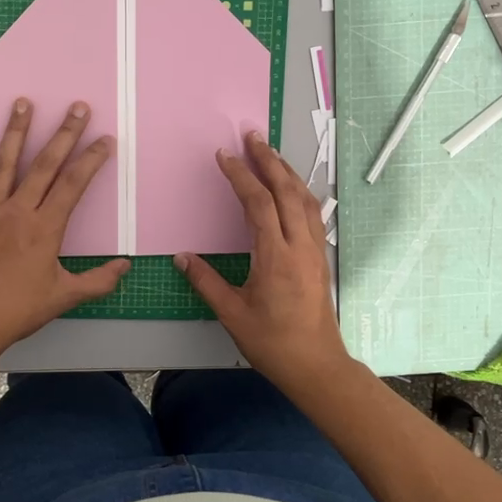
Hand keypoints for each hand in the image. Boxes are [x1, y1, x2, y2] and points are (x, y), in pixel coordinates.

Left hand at [0, 99, 130, 360]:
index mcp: (45, 228)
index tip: (105, 140)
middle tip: (77, 107)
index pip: (74, 184)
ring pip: (7, 162)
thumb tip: (125, 267)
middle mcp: (19, 211)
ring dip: (16, 130)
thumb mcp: (64, 297)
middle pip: (45, 164)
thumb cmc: (18, 310)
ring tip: (24, 103)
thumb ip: (98, 281)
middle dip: (64, 133)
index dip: (92, 159)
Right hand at [175, 131, 349, 386]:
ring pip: (304, 199)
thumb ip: (206, 281)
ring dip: (287, 172)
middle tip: (253, 136)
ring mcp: (314, 250)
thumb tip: (182, 257)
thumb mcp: (231, 314)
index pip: (259, 204)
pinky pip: (312, 213)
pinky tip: (291, 188)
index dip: (242, 176)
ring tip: (270, 153)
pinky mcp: (319, 258)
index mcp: (277, 256)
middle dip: (269, 160)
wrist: (316, 365)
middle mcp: (300, 246)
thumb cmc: (272, 342)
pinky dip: (299, 192)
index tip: (225, 156)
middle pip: (288, 191)